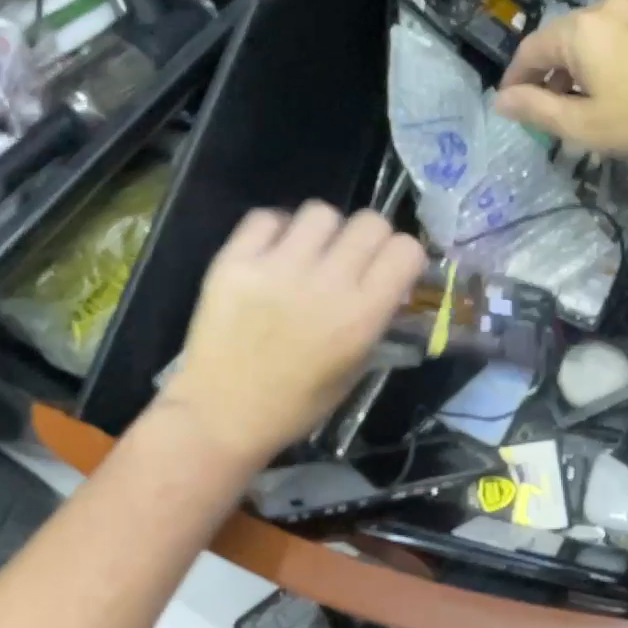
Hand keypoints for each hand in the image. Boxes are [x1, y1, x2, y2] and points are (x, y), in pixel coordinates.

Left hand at [152, 202, 425, 467]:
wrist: (222, 415)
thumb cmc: (297, 404)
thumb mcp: (356, 367)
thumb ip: (376, 319)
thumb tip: (389, 284)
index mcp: (361, 316)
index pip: (406, 249)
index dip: (403, 256)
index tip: (392, 270)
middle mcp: (325, 283)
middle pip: (370, 222)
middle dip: (369, 239)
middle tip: (353, 260)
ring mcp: (277, 268)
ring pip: (321, 212)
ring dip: (324, 232)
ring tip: (309, 255)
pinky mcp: (235, 261)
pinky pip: (268, 217)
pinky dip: (277, 231)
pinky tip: (274, 254)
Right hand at [494, 0, 627, 156]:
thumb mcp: (583, 124)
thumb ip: (536, 109)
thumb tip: (501, 100)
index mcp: (579, 30)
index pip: (531, 49)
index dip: (516, 78)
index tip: (511, 102)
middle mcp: (604, 6)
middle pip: (561, 38)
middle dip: (549, 71)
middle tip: (547, 106)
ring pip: (591, 33)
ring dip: (578, 63)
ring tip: (583, 97)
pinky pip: (620, 31)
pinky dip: (606, 53)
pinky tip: (616, 80)